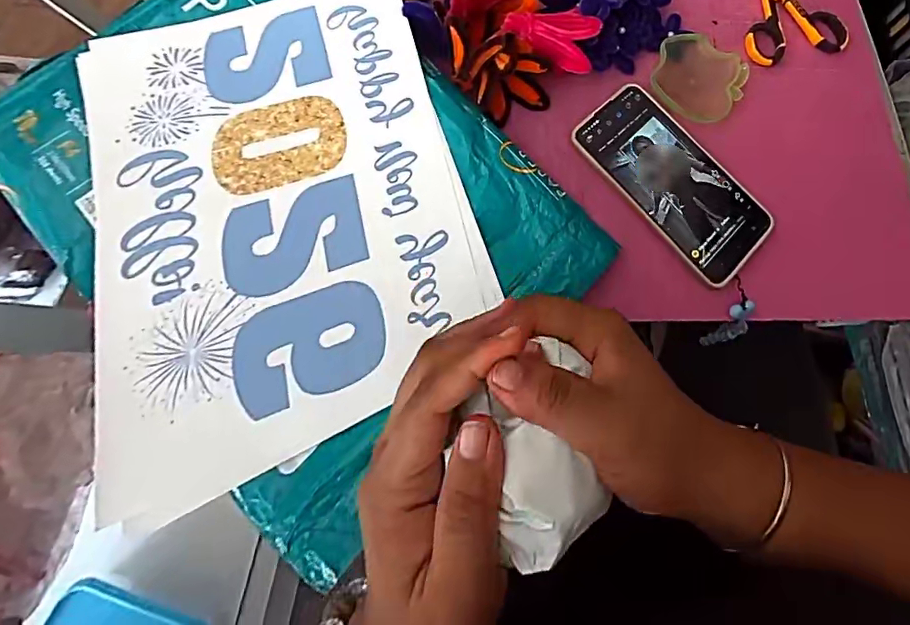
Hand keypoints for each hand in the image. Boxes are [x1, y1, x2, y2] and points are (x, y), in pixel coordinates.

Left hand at [356, 301, 526, 624]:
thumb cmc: (440, 617)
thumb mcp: (459, 578)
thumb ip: (467, 505)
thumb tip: (480, 425)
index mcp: (394, 484)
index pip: (428, 403)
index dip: (472, 361)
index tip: (516, 338)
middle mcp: (390, 456)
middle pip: (423, 375)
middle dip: (470, 337)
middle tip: (519, 315)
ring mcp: (402, 450)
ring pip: (428, 374)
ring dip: (470, 340)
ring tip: (512, 319)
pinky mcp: (420, 450)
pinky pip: (441, 389)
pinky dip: (470, 359)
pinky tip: (497, 351)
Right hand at [483, 296, 784, 546]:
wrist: (696, 478)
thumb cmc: (655, 445)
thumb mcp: (601, 421)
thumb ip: (551, 394)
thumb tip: (496, 367)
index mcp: (598, 329)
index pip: (534, 310)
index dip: (495, 330)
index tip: (459, 361)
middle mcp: (591, 336)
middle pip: (530, 327)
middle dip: (491, 347)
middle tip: (448, 376)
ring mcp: (588, 363)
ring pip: (533, 354)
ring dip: (502, 369)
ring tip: (461, 394)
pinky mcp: (586, 389)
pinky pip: (541, 379)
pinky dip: (517, 390)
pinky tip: (493, 412)